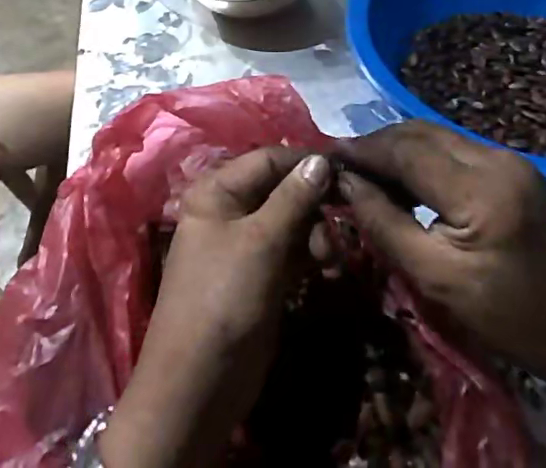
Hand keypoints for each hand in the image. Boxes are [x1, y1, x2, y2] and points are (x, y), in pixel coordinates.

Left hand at [101, 147, 332, 467]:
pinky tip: (328, 267)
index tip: (348, 173)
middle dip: (313, 202)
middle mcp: (228, 209)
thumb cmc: (224, 300)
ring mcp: (242, 244)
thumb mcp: (261, 243)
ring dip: (315, 232)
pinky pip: (289, 249)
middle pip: (280, 188)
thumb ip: (293, 198)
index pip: (268, 159)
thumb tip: (320, 159)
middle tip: (343, 222)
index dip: (306, 162)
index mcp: (217, 191)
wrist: (197, 386)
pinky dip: (308, 254)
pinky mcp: (257, 274)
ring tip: (331, 257)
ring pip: (289, 220)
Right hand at [336, 122, 545, 386]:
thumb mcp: (435, 278)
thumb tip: (343, 183)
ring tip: (365, 171)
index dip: (364, 150)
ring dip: (396, 148)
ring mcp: (506, 158)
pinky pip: (451, 147)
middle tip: (341, 164)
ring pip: (434, 135)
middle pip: (420, 133)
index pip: (408, 152)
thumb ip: (384, 224)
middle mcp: (497, 160)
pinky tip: (401, 178)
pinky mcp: (508, 164)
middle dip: (377, 144)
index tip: (327, 154)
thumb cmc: (503, 314)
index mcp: (482, 191)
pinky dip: (419, 156)